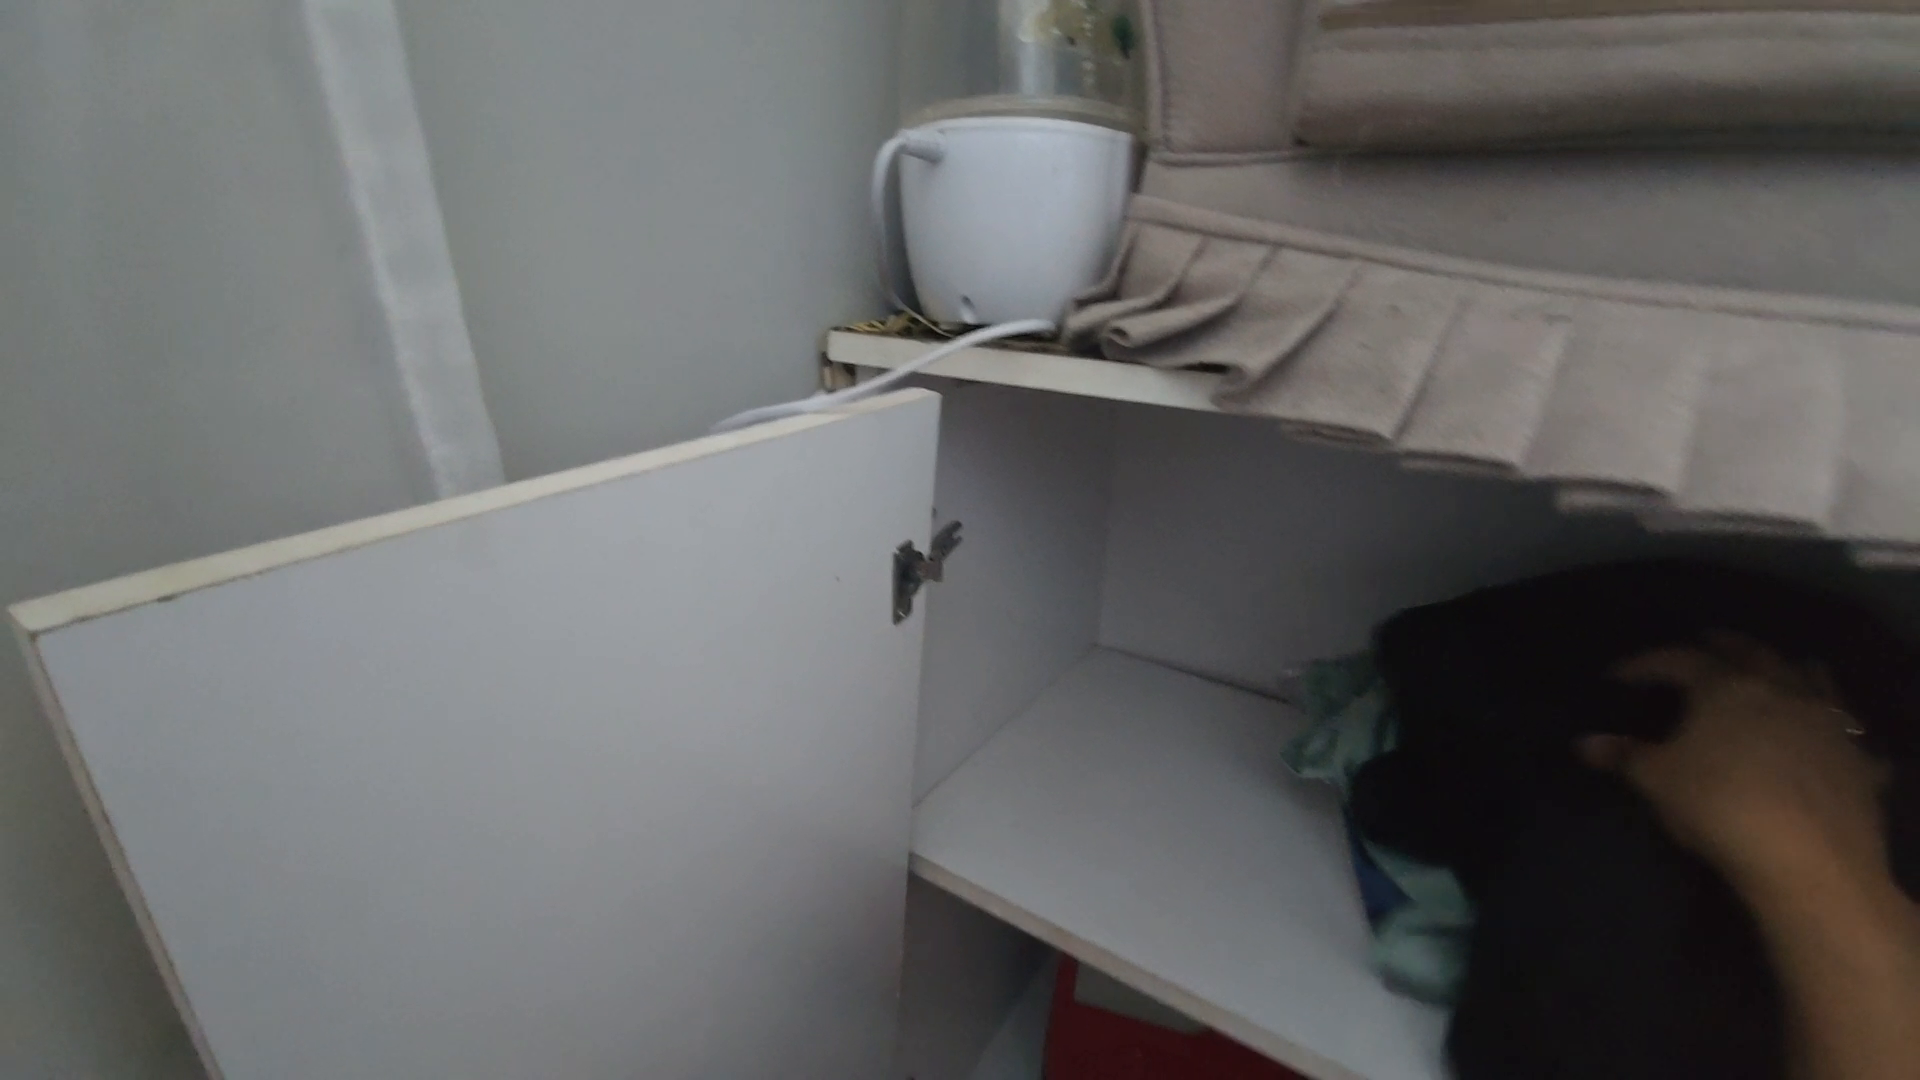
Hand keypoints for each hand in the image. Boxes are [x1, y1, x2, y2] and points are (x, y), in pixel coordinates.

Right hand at [1581, 636, 1890, 895]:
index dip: (1645, 663)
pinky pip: (1850, 733)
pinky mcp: (1862, 764)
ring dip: (1789, 669)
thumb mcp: (1654, 778)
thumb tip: (1585, 743)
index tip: (1618, 676)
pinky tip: (1825, 738)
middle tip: (1706, 640)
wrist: (1812, 865)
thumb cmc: (1719, 804)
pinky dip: (1834, 727)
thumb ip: (1622, 754)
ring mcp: (1831, 727)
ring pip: (1815, 681)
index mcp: (1728, 689)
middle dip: (1726, 645)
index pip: (1679, 659)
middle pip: (1755, 655)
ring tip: (1773, 669)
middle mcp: (1784, 695)